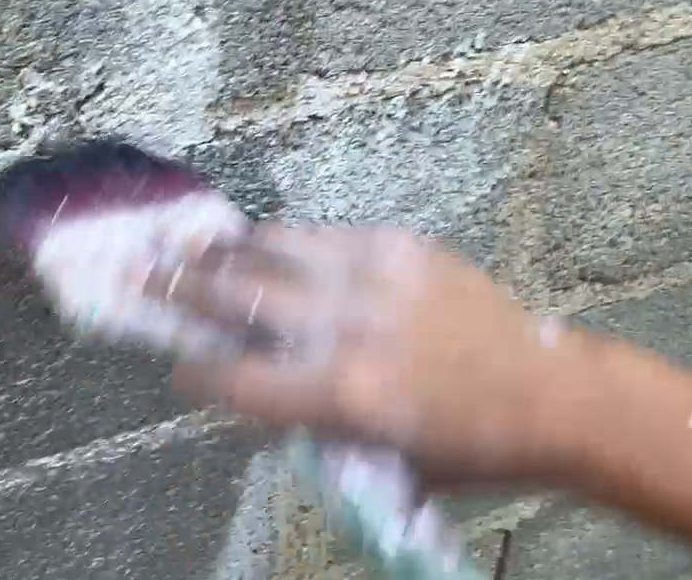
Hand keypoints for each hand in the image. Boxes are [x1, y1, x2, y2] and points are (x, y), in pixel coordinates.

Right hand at [149, 226, 583, 486]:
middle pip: (239, 300)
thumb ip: (309, 422)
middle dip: (182, 288)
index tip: (176, 369)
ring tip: (188, 246)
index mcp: (345, 396)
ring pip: (271, 250)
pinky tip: (258, 242)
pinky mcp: (395, 243)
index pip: (240, 382)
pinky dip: (280, 243)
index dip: (197, 375)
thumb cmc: (465, 444)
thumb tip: (250, 385)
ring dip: (223, 252)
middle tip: (141, 271)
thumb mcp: (381, 457)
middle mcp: (348, 327)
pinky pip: (318, 235)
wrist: (550, 393)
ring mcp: (371, 275)